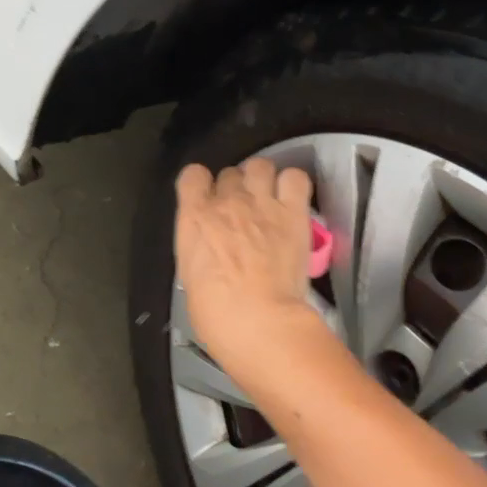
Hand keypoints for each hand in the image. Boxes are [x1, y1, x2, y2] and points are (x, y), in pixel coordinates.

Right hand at [174, 157, 321, 367]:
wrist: (259, 321)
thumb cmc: (216, 312)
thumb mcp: (190, 275)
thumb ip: (200, 247)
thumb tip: (212, 247)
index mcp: (195, 216)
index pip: (192, 176)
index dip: (201, 186)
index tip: (206, 200)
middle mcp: (227, 201)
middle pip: (229, 173)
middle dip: (234, 189)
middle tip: (242, 213)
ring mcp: (262, 203)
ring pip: (260, 165)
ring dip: (262, 180)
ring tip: (268, 201)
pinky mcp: (294, 212)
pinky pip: (295, 178)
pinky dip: (293, 185)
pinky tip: (291, 201)